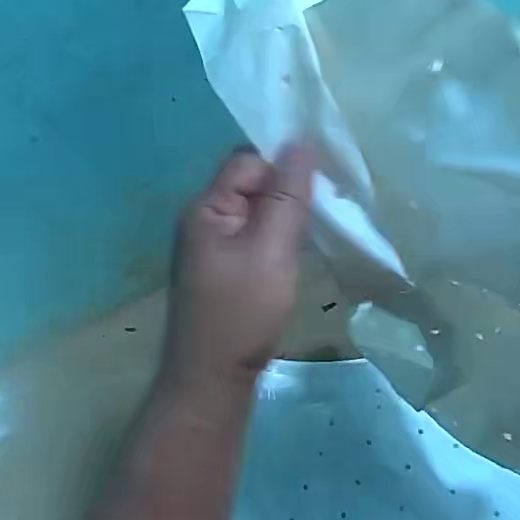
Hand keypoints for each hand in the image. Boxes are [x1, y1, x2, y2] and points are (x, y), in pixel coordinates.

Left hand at [161, 145, 315, 390]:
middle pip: (250, 184)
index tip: (315, 193)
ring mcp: (209, 245)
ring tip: (310, 236)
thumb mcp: (272, 249)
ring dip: (283, 217)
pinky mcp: (221, 267)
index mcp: (205, 208)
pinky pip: (252, 235)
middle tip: (318, 216)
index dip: (281, 170)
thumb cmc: (243, 312)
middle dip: (285, 193)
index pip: (247, 162)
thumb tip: (301, 141)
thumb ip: (287, 195)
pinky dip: (275, 238)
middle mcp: (202, 219)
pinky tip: (293, 256)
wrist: (212, 379)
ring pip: (255, 210)